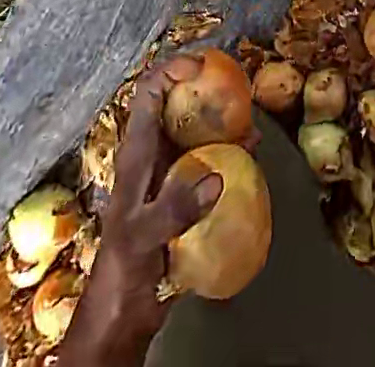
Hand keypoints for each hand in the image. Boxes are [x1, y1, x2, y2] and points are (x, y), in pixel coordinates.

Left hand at [56, 55, 221, 366]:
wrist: (123, 309)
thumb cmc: (124, 266)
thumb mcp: (145, 236)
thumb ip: (176, 207)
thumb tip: (217, 177)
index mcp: (136, 152)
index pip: (148, 94)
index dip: (170, 70)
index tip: (201, 65)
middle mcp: (152, 152)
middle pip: (174, 104)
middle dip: (201, 86)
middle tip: (234, 80)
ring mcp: (168, 170)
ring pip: (193, 128)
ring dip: (219, 116)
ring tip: (248, 113)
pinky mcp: (183, 189)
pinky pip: (208, 156)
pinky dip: (228, 146)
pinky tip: (250, 148)